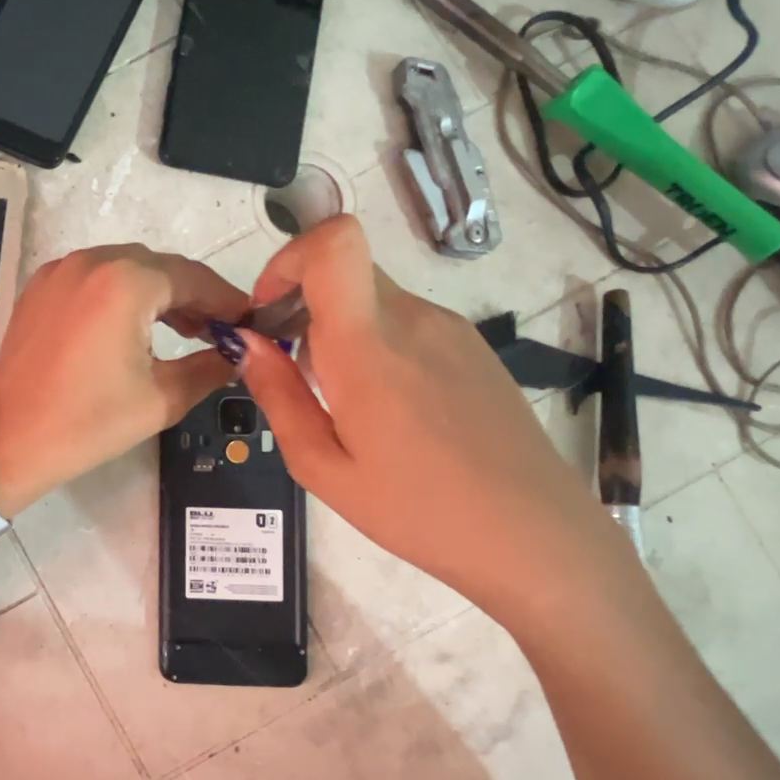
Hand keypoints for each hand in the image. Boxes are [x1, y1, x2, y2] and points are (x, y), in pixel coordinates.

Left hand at [0, 244, 250, 516]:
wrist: (9, 443)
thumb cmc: (86, 424)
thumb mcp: (161, 399)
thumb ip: (210, 367)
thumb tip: (240, 354)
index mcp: (123, 281)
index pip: (193, 278)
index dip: (226, 300)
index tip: (250, 323)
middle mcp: (88, 262)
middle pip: (158, 267)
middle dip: (192, 296)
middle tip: (217, 332)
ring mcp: (57, 274)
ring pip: (124, 269)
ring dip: (156, 294)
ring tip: (182, 332)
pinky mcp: (37, 291)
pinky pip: (91, 280)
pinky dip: (118, 295)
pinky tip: (131, 328)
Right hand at [237, 216, 632, 622]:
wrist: (533, 537)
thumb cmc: (414, 510)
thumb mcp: (321, 466)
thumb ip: (277, 395)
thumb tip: (247, 343)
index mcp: (370, 346)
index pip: (334, 241)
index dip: (287, 259)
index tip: (267, 313)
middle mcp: (414, 319)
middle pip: (344, 269)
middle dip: (298, 304)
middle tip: (285, 368)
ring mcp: (450, 330)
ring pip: (372, 298)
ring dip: (334, 330)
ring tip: (333, 403)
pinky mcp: (471, 348)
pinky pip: (404, 323)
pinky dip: (371, 345)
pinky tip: (381, 410)